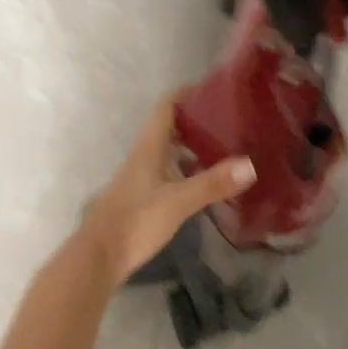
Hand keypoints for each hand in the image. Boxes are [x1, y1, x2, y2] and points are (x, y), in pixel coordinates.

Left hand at [81, 91, 255, 282]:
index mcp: (149, 146)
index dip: (187, 93)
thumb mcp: (178, 201)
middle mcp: (143, 154)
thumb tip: (250, 164)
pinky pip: (165, 170)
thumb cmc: (136, 221)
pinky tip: (201, 183)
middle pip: (169, 126)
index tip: (215, 90)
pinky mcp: (139, 196)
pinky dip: (184, 169)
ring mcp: (139, 175)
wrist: (98, 258)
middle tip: (227, 123)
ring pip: (167, 149)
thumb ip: (212, 183)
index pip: (167, 105)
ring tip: (221, 150)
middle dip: (196, 120)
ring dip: (191, 146)